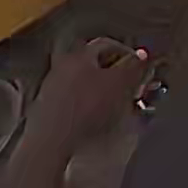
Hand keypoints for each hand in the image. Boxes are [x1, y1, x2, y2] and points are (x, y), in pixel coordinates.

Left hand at [27, 37, 149, 153]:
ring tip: (117, 103)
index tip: (140, 66)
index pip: (108, 44)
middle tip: (131, 85)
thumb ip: (135, 65)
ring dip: (103, 89)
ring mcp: (51, 89)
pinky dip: (89, 103)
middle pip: (96, 64)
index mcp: (80, 55)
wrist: (51, 143)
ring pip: (85, 82)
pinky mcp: (45, 110)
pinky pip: (74, 99)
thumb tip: (142, 54)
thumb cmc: (89, 106)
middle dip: (116, 73)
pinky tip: (98, 116)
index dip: (128, 53)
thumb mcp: (121, 82)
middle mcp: (62, 67)